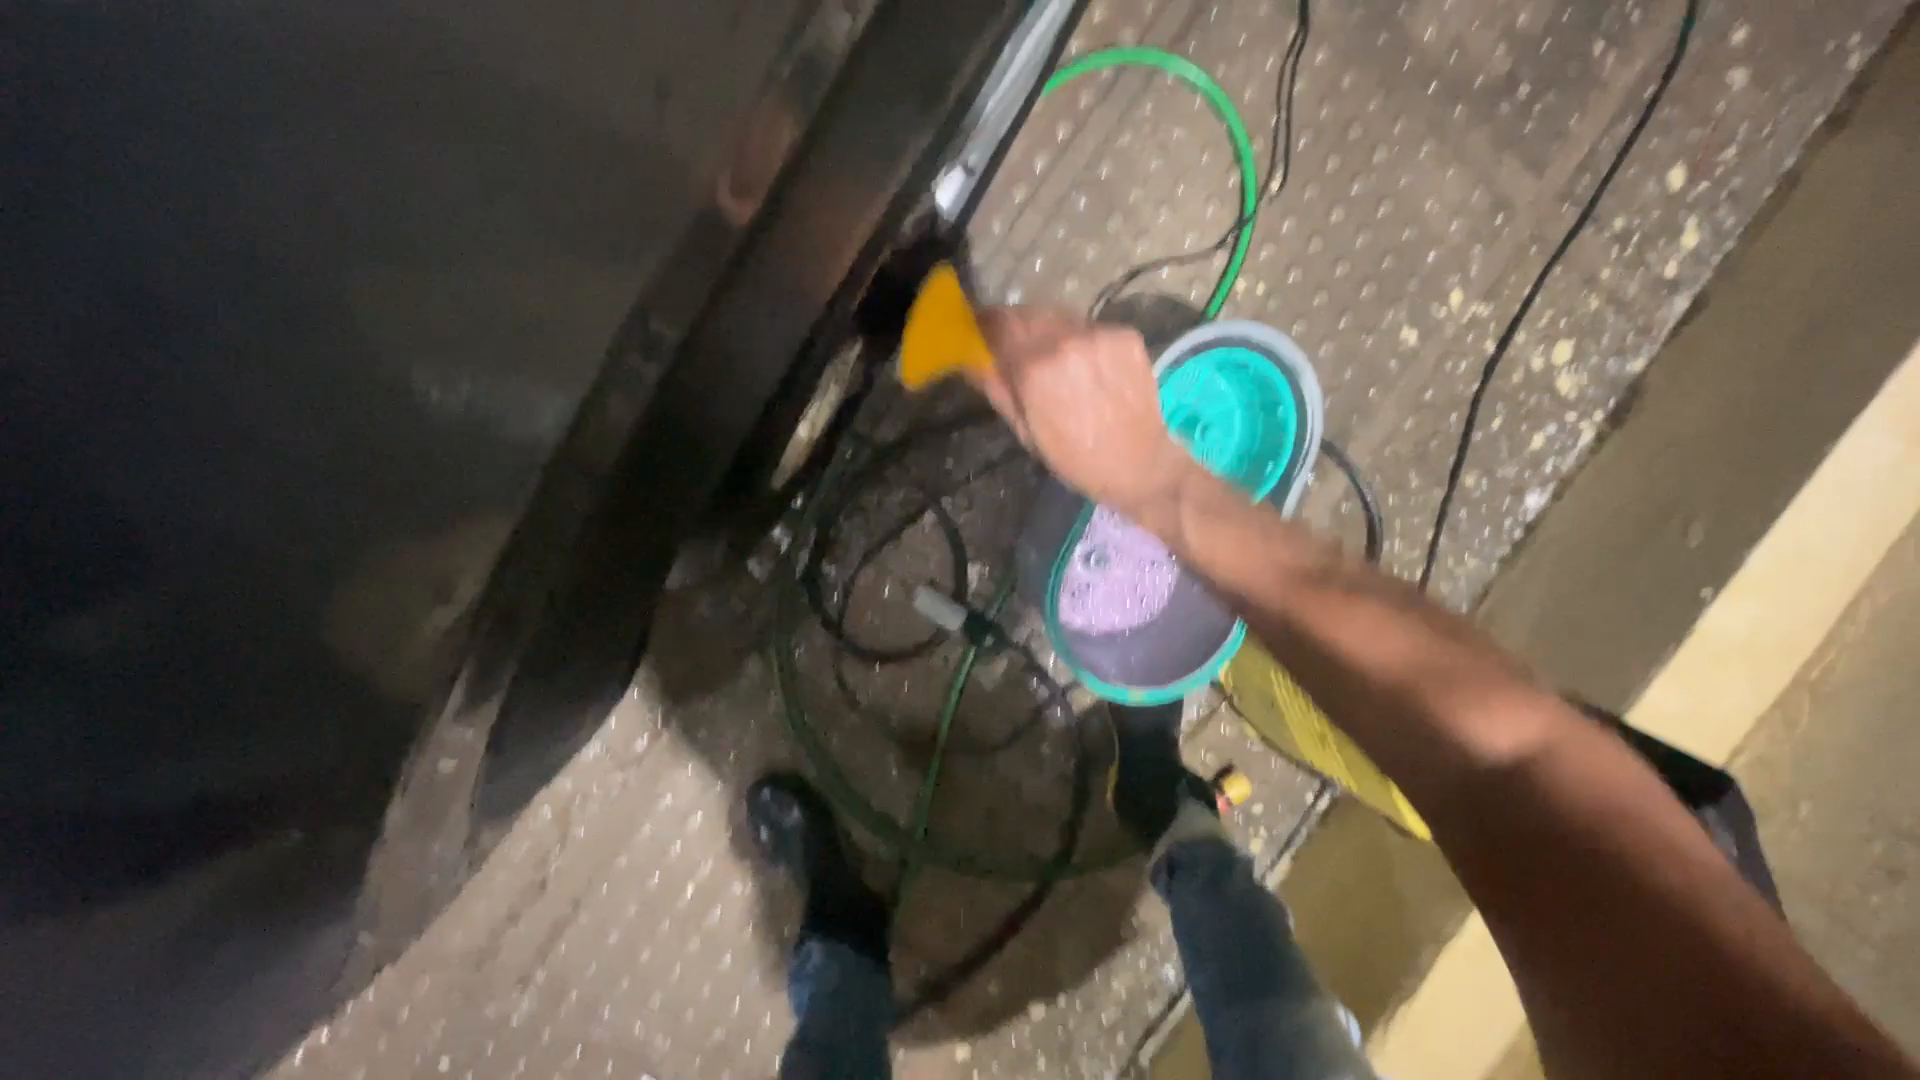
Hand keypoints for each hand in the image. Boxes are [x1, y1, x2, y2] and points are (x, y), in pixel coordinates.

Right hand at [972, 306, 1196, 520]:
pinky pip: (1090, 327)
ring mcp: (1099, 334)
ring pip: (1060, 317)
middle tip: (1016, 347)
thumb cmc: (1075, 458)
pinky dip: (1081, 339)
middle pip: (1028, 313)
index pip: (998, 323)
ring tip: (1055, 359)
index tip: (981, 332)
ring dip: (1050, 331)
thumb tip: (972, 359)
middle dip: (1017, 326)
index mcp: (1034, 368)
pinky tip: (1088, 366)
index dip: (985, 324)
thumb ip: (998, 389)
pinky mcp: (1126, 334)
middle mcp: (1066, 340)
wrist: (1140, 464)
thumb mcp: (1025, 431)